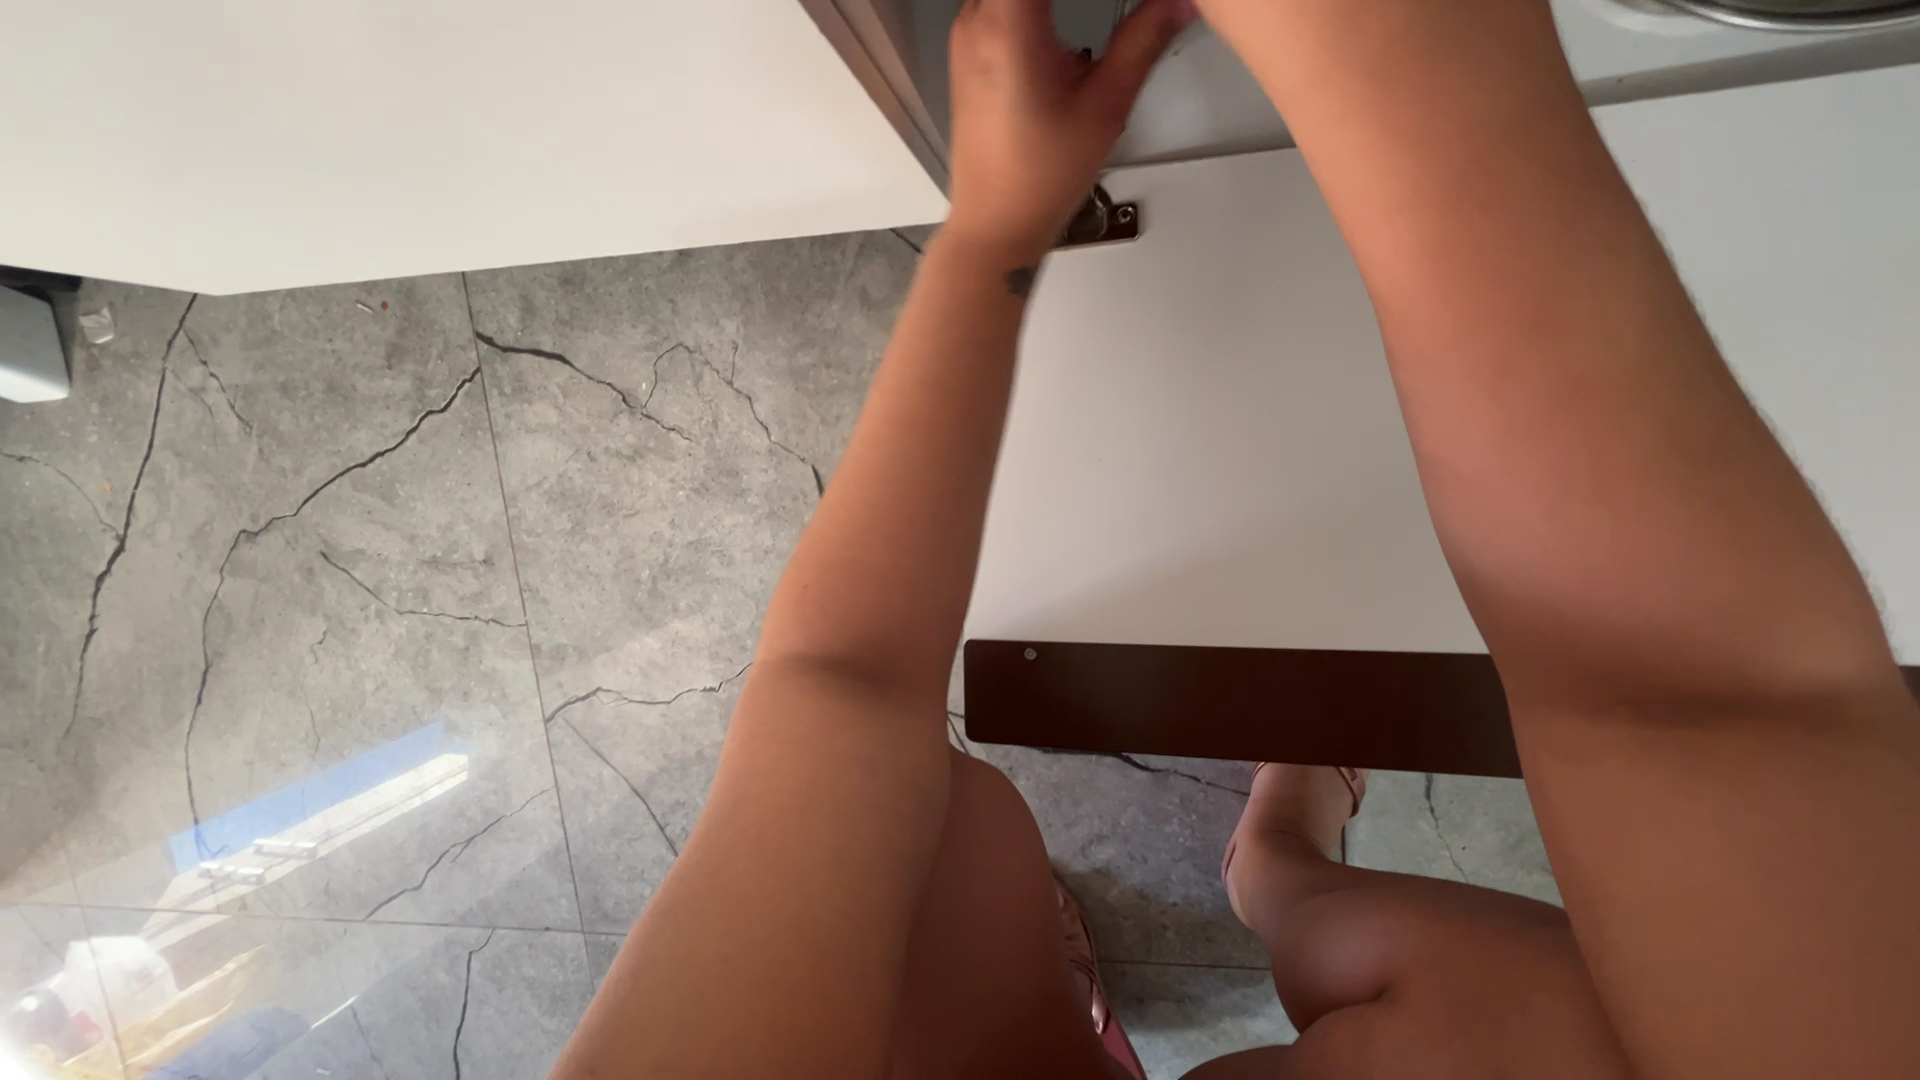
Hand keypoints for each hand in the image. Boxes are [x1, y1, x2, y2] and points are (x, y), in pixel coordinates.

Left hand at [945, 0, 1196, 261]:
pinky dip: (1031, 3)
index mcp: (1009, 21)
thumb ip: (1144, 38)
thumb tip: (1181, 0)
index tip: (1119, 2)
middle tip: (1115, 10)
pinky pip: (998, 2)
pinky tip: (1061, 19)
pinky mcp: (969, 54)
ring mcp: (968, 35)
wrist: (994, 226)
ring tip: (1090, 16)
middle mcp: (978, 18)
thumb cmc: (1038, 180)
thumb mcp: (1105, 107)